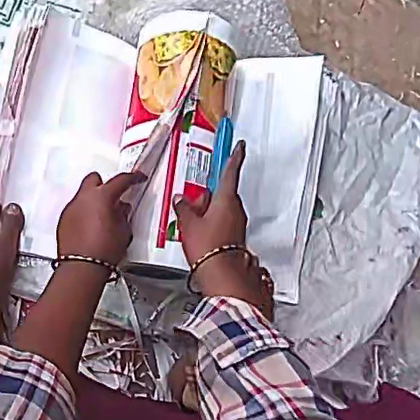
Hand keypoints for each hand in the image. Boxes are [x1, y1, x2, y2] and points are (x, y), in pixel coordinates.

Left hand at [57, 171, 145, 265]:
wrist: (82, 267)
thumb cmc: (103, 250)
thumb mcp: (123, 231)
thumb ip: (123, 214)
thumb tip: (121, 209)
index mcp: (102, 196)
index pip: (120, 180)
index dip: (132, 178)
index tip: (137, 178)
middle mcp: (83, 198)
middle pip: (94, 179)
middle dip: (104, 185)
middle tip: (114, 197)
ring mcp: (71, 208)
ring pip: (83, 196)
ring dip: (93, 202)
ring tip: (103, 218)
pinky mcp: (64, 220)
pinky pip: (76, 210)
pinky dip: (84, 214)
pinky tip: (91, 228)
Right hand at [173, 142, 271, 311]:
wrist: (220, 274)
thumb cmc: (208, 248)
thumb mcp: (188, 224)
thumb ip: (184, 207)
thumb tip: (181, 200)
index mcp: (226, 200)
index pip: (230, 171)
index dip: (234, 156)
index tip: (238, 146)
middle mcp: (236, 210)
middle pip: (221, 193)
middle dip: (206, 196)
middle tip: (192, 205)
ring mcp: (237, 224)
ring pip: (220, 208)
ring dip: (206, 212)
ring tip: (192, 224)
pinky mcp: (234, 236)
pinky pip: (221, 222)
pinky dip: (210, 223)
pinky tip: (199, 234)